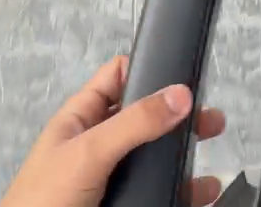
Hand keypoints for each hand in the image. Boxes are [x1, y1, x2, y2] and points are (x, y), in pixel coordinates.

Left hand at [0, 56, 226, 206]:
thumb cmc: (46, 200)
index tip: (185, 73)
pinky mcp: (122, 205)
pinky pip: (156, 193)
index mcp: (82, 118)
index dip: (148, 68)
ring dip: (184, 159)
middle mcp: (98, 145)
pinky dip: (182, 193)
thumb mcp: (89, 153)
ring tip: (214, 166)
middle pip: (145, 119)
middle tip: (213, 124)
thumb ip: (135, 123)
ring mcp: (109, 180)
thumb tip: (182, 93)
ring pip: (154, 161)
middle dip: (179, 118)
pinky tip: (204, 195)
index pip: (118, 76)